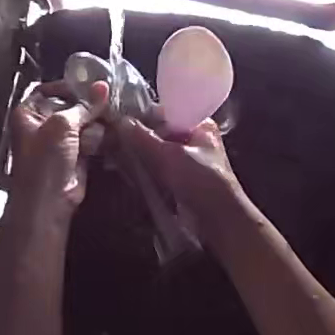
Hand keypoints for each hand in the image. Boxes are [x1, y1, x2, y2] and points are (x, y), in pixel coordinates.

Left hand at [8, 81, 109, 210]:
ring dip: (96, 123)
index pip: (49, 90)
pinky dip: (99, 137)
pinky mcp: (78, 154)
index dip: (69, 86)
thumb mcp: (62, 125)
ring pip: (85, 122)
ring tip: (109, 122)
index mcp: (29, 113)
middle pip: (71, 105)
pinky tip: (110, 134)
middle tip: (111, 99)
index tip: (92, 83)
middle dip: (89, 106)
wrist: (49, 201)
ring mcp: (61, 141)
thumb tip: (103, 85)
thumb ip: (84, 105)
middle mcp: (44, 124)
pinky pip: (92, 138)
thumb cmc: (45, 159)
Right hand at [116, 117, 244, 219]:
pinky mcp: (181, 181)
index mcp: (200, 125)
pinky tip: (126, 170)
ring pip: (157, 152)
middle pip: (160, 133)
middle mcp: (194, 139)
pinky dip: (144, 170)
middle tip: (113, 139)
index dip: (143, 116)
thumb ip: (143, 138)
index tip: (119, 121)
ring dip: (139, 155)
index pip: (166, 112)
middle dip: (138, 138)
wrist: (221, 222)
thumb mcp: (171, 156)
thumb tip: (119, 120)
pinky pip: (158, 169)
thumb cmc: (202, 181)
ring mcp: (188, 161)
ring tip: (114, 154)